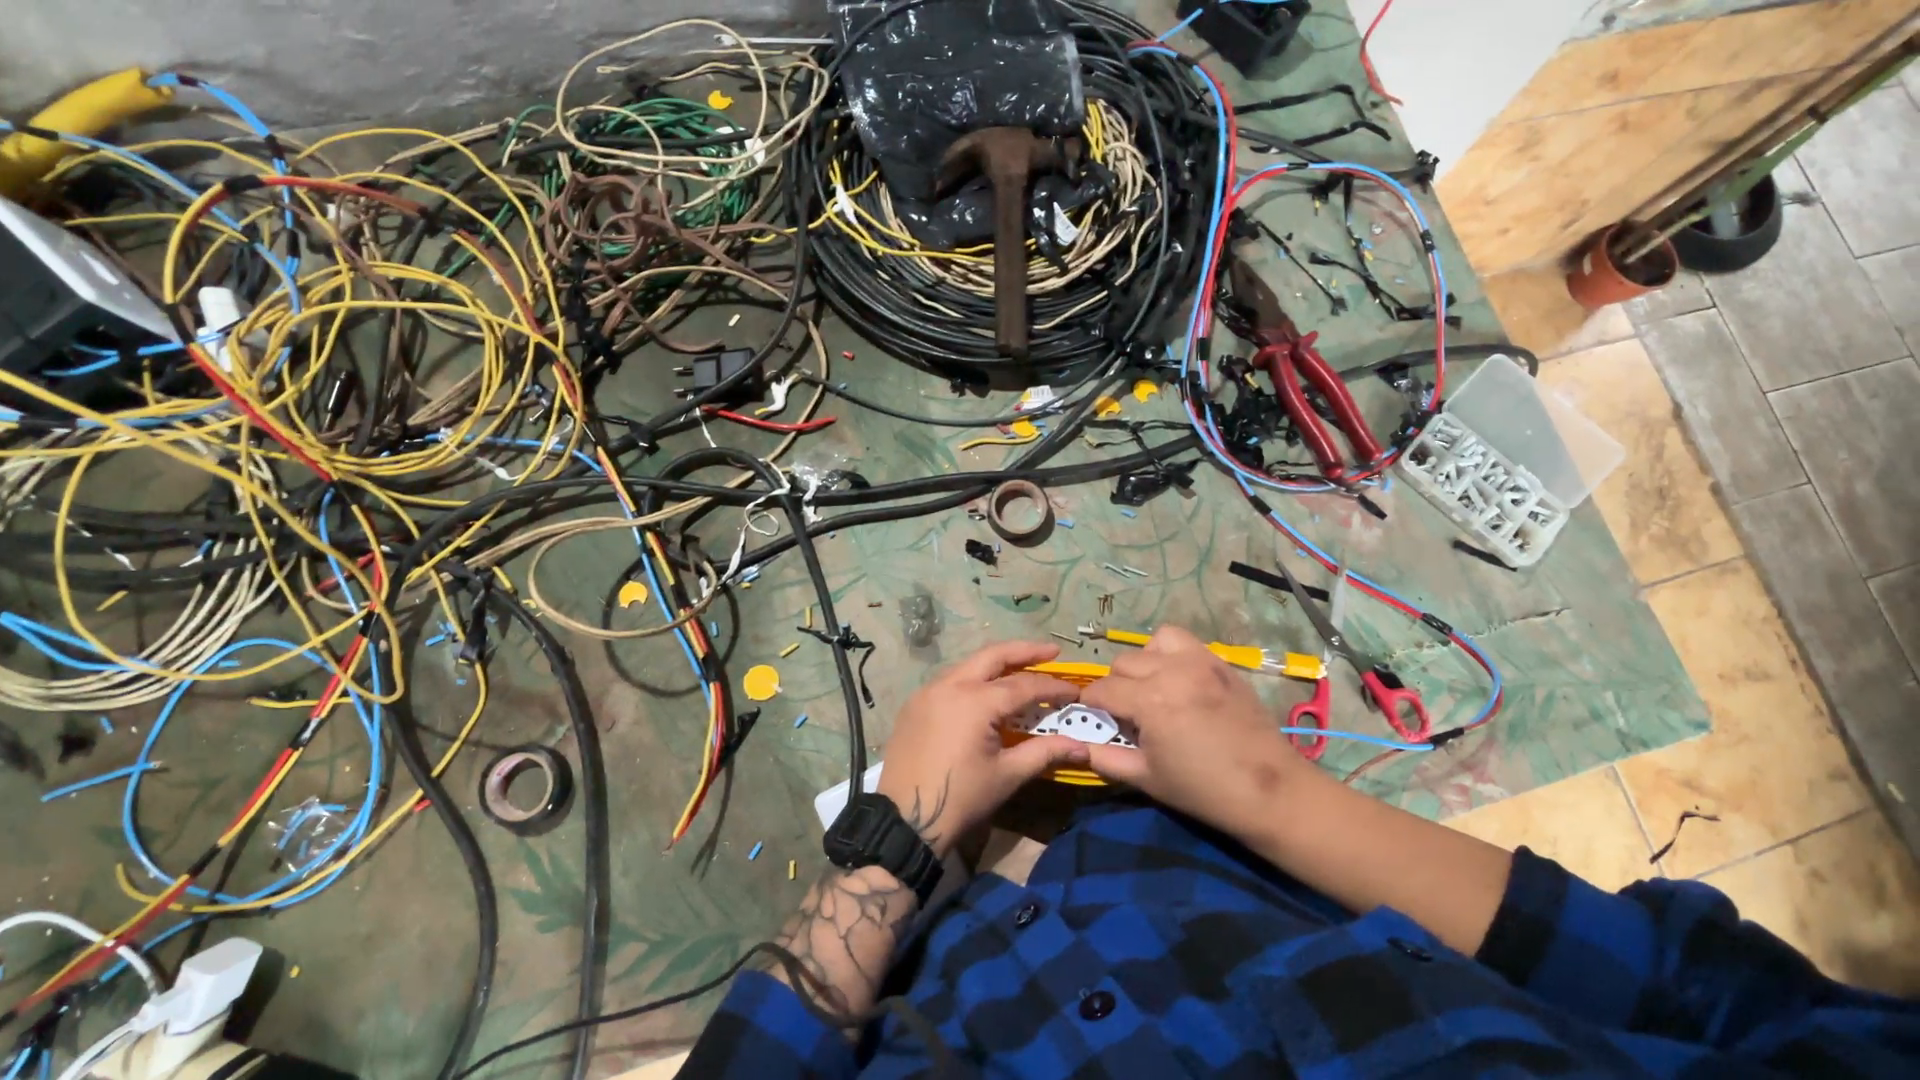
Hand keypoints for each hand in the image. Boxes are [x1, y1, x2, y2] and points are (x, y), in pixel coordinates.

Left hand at [876, 641, 1089, 857]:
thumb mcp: (1008, 775)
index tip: (1075, 691)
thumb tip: (1082, 747)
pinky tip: (986, 690)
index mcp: (976, 701)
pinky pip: (950, 680)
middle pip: (993, 656)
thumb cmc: (961, 797)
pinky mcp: (914, 704)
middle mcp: (950, 685)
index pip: (1024, 685)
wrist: (906, 819)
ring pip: (968, 664)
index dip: (1052, 687)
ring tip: (1022, 668)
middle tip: (1052, 652)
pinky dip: (973, 677)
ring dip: (997, 662)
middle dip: (1025, 651)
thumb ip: (1045, 752)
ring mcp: (927, 691)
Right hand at [1080, 626, 1308, 832]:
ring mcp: (1201, 662)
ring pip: (1152, 644)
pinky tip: (1178, 682)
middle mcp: (1173, 671)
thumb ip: (1105, 757)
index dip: (1091, 705)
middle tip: (1127, 714)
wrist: (1269, 791)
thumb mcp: (1146, 778)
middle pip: (1123, 663)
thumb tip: (1078, 745)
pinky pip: (1184, 642)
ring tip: (1152, 689)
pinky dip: (1171, 654)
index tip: (1094, 720)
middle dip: (1116, 686)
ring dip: (1144, 663)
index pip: (1103, 689)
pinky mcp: (1222, 663)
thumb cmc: (1203, 790)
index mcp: (1151, 701)